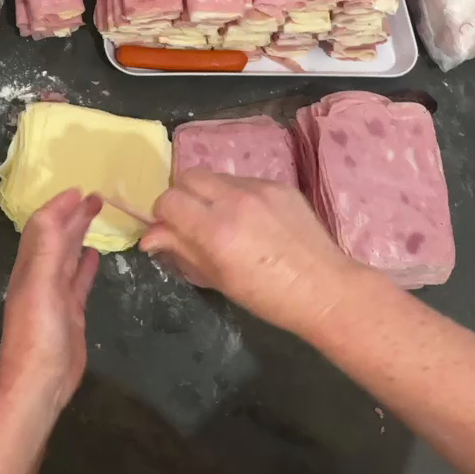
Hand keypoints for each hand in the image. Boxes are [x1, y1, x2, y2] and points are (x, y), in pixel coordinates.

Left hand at [0, 189, 101, 414]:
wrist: (39, 383)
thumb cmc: (38, 333)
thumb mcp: (41, 285)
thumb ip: (48, 248)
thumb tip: (58, 212)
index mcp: (30, 267)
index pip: (43, 226)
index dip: (58, 207)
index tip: (79, 190)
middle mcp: (41, 276)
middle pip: (57, 237)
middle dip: (73, 214)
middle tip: (96, 197)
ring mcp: (56, 294)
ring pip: (69, 254)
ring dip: (80, 233)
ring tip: (97, 215)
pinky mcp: (71, 312)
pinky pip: (79, 279)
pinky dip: (86, 263)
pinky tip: (96, 254)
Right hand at [141, 169, 361, 337]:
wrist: (325, 289)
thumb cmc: (268, 297)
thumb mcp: (217, 279)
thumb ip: (181, 250)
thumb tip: (149, 236)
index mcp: (216, 230)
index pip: (169, 200)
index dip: (162, 213)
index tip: (170, 229)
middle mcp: (234, 200)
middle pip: (188, 177)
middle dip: (183, 196)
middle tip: (193, 221)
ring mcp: (259, 188)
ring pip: (216, 176)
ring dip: (210, 194)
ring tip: (226, 221)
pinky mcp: (279, 185)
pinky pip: (244, 181)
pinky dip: (238, 196)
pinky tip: (254, 221)